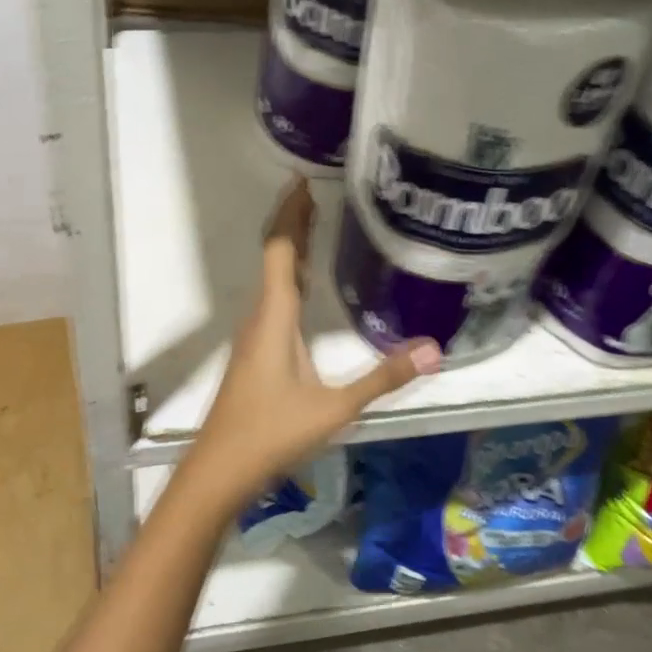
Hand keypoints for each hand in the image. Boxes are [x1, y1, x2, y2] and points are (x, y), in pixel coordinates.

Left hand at [178, 177, 441, 511]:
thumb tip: (434, 350)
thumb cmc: (270, 433)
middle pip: (275, 258)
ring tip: (314, 228)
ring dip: (290, 250)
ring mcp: (254, 337)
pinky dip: (289, 279)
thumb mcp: (333, 407)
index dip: (291, 213)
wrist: (217, 471)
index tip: (302, 181)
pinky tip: (302, 291)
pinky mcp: (255, 356)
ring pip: (272, 281)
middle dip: (293, 224)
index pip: (280, 250)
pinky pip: (273, 301)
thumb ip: (382, 378)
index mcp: (274, 316)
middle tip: (315, 193)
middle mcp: (259, 318)